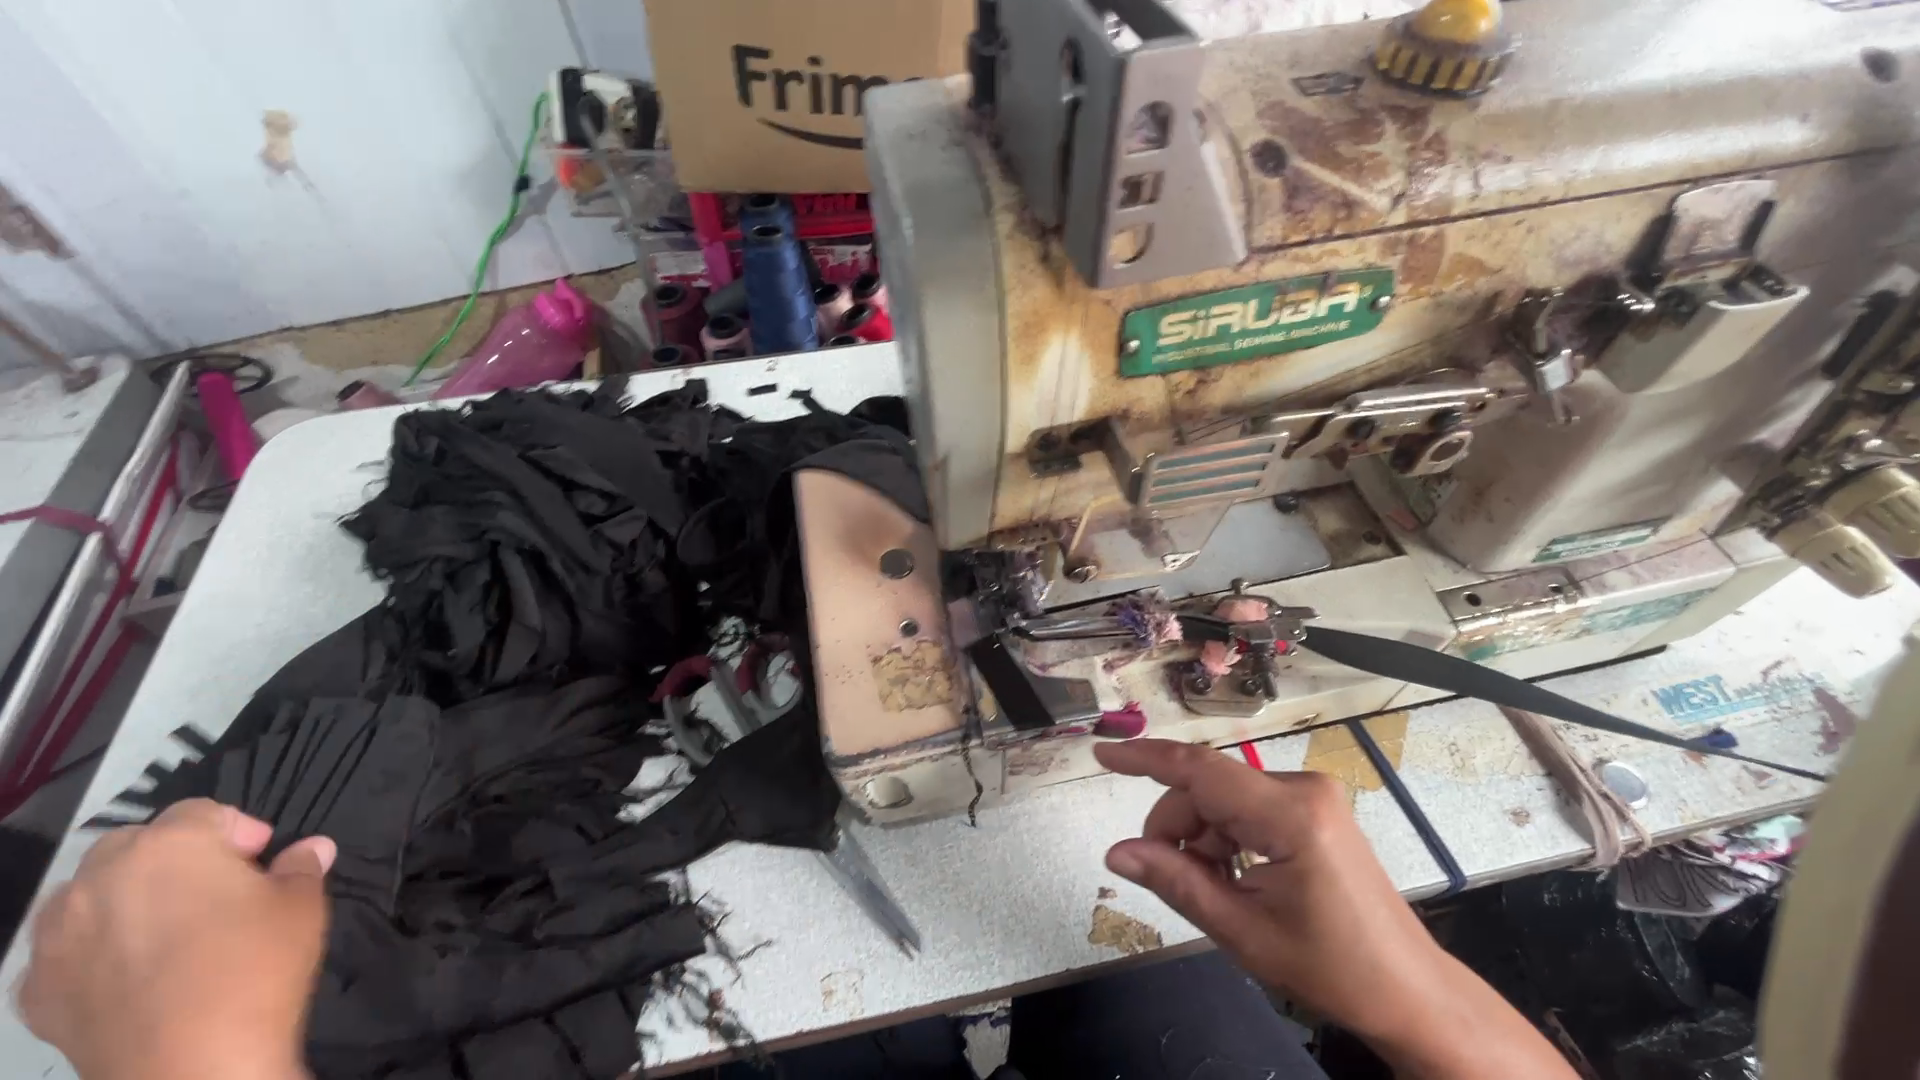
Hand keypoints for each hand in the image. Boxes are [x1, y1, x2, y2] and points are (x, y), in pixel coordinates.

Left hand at [17, 799, 335, 1079]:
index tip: (264, 859)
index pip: (201, 811)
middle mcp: (100, 880)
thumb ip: (302, 867)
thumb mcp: (303, 905)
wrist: (193, 1066)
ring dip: (126, 898)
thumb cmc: (257, 966)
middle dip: (174, 857)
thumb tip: (310, 848)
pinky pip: (64, 950)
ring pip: (87, 894)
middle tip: (216, 890)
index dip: (239, 830)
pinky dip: (94, 950)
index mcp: (170, 847)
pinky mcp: (36, 990)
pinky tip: (133, 973)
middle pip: (133, 844)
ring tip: (169, 930)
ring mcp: (56, 938)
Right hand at [1095, 739, 1575, 1079]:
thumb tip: (1117, 852)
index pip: (1200, 770)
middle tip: (1172, 880)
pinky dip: (1226, 838)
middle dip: (1177, 829)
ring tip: (1217, 892)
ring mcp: (1311, 795)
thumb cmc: (1331, 968)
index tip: (1101, 753)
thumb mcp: (1241, 931)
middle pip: (1206, 790)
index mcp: (1290, 815)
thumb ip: (1176, 882)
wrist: (1407, 990)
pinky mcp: (1314, 807)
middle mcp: (1302, 788)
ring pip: (1222, 799)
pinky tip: (1236, 878)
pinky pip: (1246, 806)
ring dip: (1203, 839)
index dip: (1144, 758)